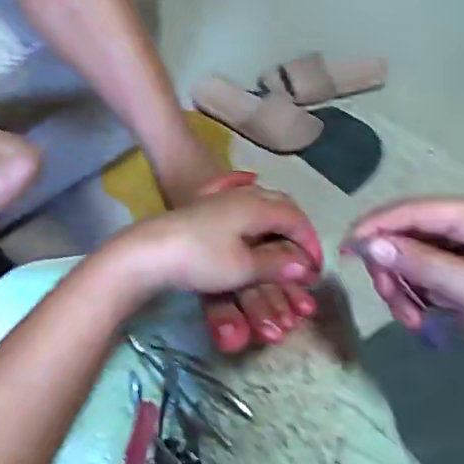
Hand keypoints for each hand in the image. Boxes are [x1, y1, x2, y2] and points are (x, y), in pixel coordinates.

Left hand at [109, 185, 322, 303]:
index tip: (316, 270)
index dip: (310, 243)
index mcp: (258, 205)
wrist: (147, 251)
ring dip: (277, 220)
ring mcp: (221, 197)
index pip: (296, 218)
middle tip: (303, 257)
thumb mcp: (243, 268)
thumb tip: (305, 267)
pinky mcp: (202, 205)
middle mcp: (243, 194)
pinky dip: (252, 206)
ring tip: (283, 243)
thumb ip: (277, 264)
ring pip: (260, 201)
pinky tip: (249, 196)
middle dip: (297, 230)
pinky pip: (239, 199)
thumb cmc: (200, 259)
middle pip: (281, 205)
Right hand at [344, 195, 463, 356]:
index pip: (411, 210)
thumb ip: (421, 264)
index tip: (345, 250)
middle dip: (391, 269)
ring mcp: (456, 239)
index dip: (375, 226)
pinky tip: (421, 316)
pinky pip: (414, 269)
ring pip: (403, 254)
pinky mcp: (452, 259)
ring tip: (413, 319)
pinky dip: (410, 293)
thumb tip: (370, 245)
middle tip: (391, 302)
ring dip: (399, 287)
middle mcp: (462, 218)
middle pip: (402, 232)